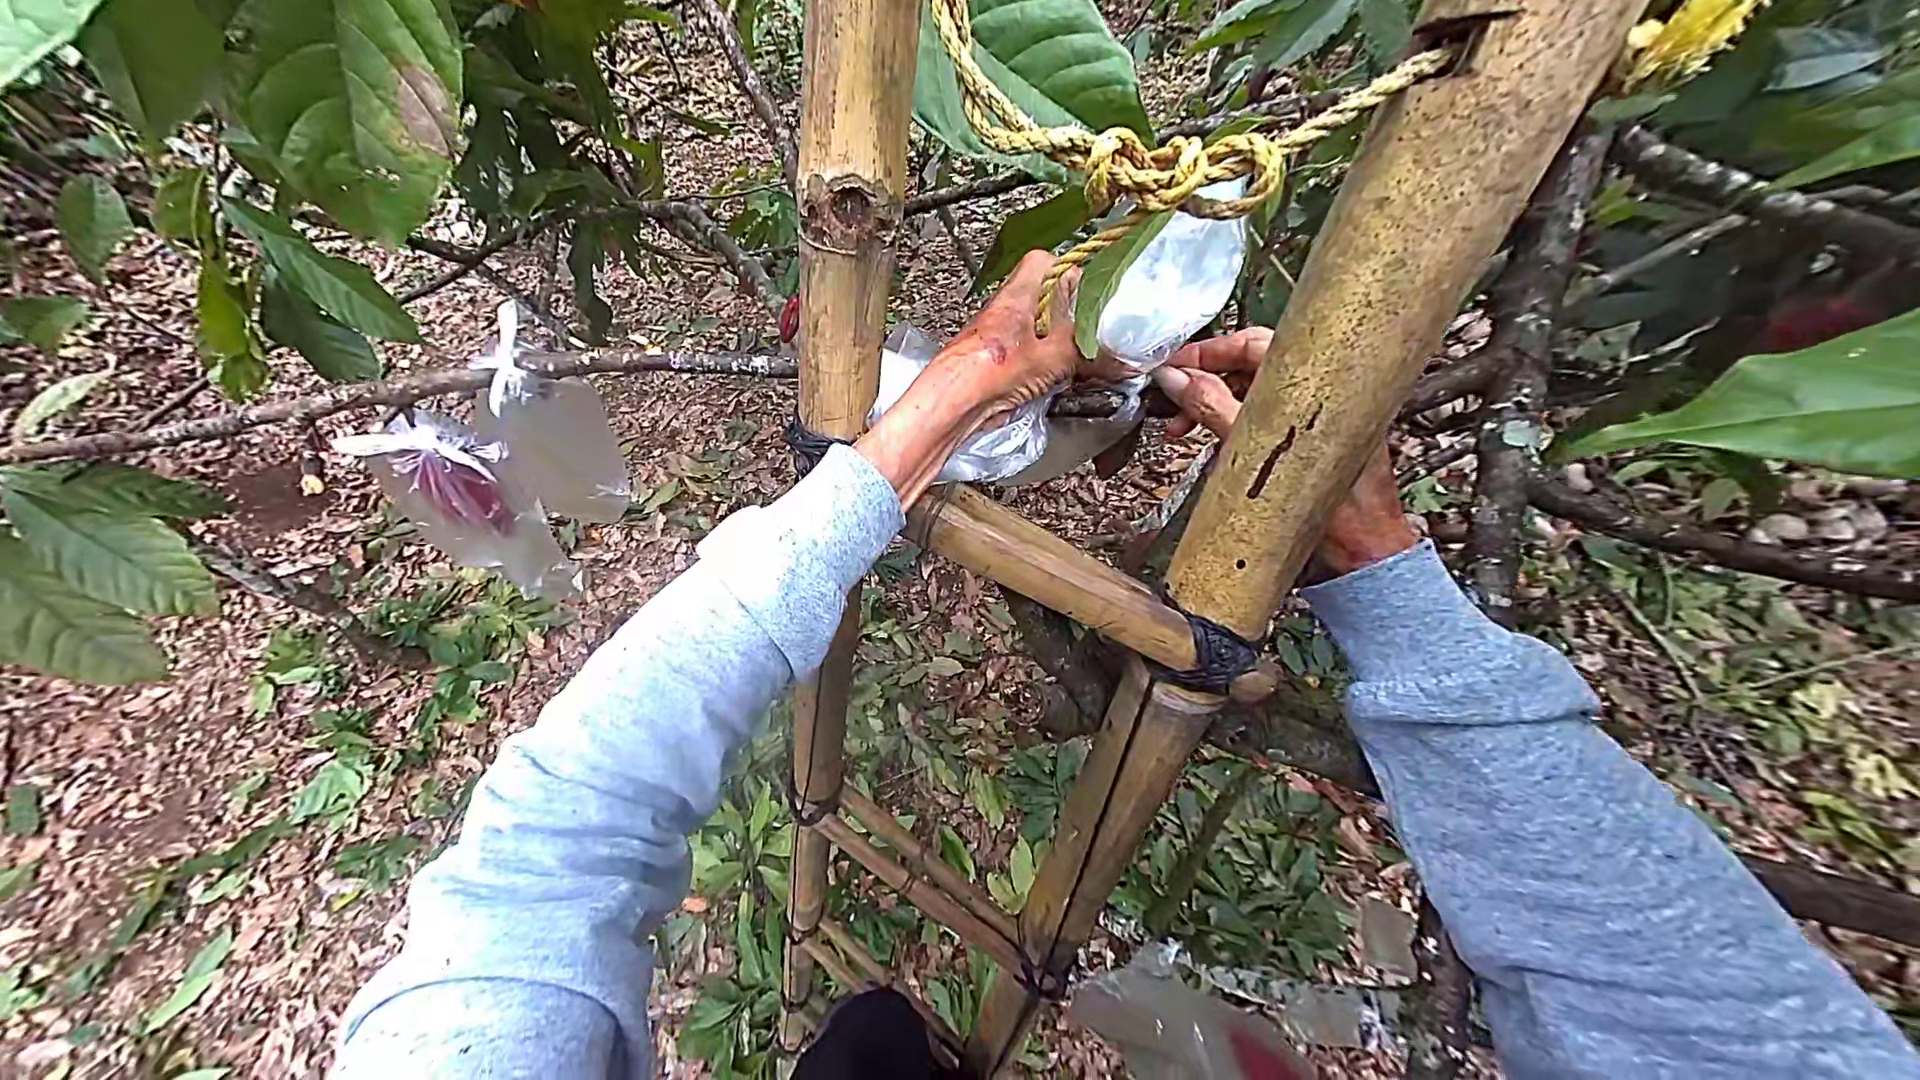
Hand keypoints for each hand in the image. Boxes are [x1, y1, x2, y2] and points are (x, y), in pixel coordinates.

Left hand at [855, 251, 1078, 507]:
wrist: (951, 403)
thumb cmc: (988, 373)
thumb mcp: (1053, 358)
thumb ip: (1087, 352)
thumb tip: (1120, 356)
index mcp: (1018, 294)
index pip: (1046, 261)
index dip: (1070, 272)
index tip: (1089, 294)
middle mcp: (1005, 309)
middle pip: (1045, 299)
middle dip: (1068, 319)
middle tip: (1085, 338)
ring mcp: (997, 336)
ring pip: (1036, 330)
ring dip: (1055, 346)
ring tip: (1070, 365)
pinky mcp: (993, 361)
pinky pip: (1025, 354)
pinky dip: (1039, 365)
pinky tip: (1048, 382)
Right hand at [1152, 327, 1416, 576]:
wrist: (1364, 553)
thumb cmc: (1334, 510)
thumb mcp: (1257, 453)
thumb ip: (1212, 408)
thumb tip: (1177, 380)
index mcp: (1321, 381)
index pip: (1252, 343)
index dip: (1206, 353)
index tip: (1172, 366)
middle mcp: (1321, 391)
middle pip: (1248, 367)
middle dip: (1202, 382)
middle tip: (1171, 401)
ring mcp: (1313, 417)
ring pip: (1249, 393)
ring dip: (1210, 406)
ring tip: (1182, 428)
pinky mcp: (1306, 440)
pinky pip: (1258, 419)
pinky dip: (1227, 425)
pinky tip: (1209, 442)